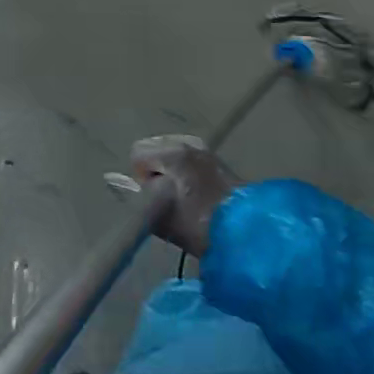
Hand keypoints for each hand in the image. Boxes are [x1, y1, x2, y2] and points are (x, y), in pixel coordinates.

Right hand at [128, 135, 240, 258]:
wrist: (247, 231)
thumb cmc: (200, 224)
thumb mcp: (161, 217)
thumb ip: (140, 197)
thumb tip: (125, 183)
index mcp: (172, 152)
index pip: (138, 152)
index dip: (140, 176)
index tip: (152, 198)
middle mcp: (187, 142)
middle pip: (155, 148)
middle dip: (156, 170)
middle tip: (166, 199)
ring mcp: (205, 149)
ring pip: (173, 154)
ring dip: (172, 172)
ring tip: (183, 199)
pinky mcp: (218, 160)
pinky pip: (190, 160)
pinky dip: (187, 173)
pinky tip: (197, 195)